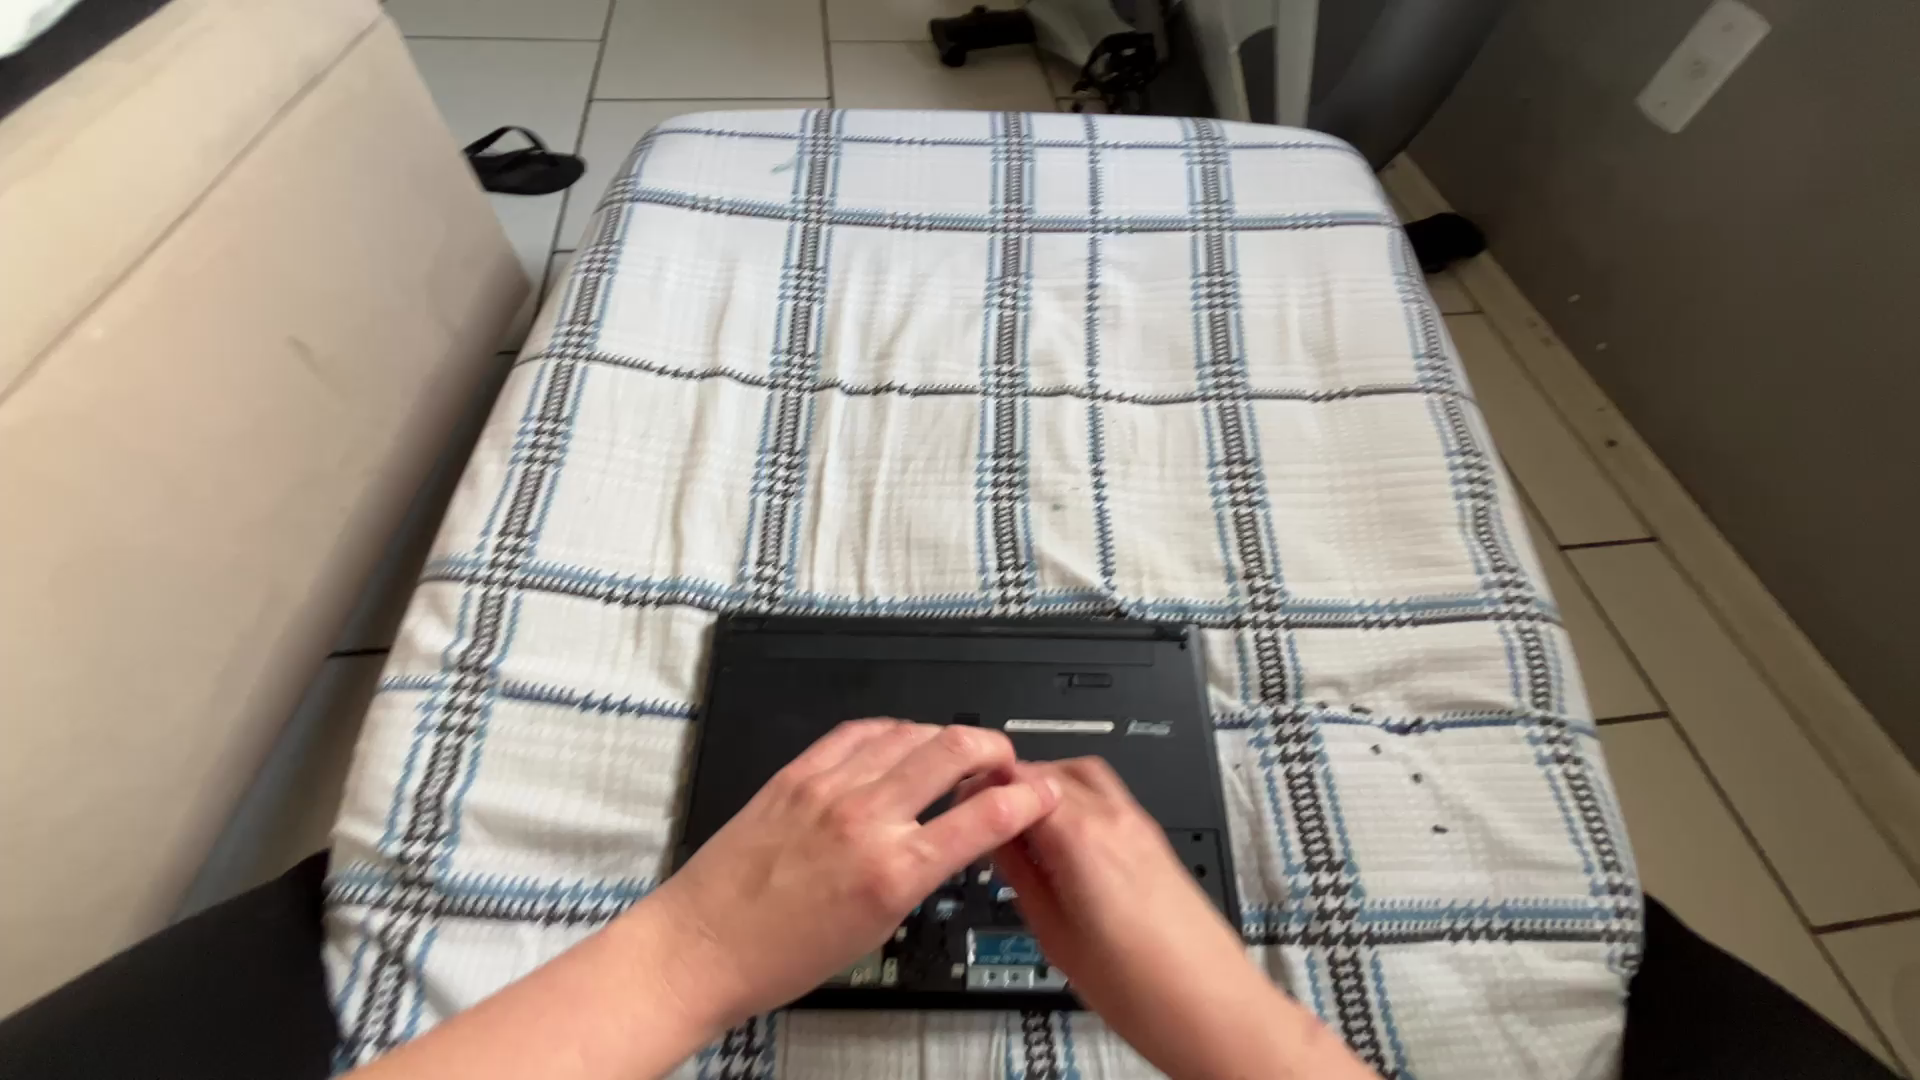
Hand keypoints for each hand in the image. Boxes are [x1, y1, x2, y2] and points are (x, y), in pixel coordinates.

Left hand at [642, 718, 1060, 1029]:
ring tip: (953, 749)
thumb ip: (922, 870)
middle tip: (1002, 760)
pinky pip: (859, 731)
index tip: (1040, 793)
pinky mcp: (798, 771)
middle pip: (954, 750)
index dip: (1026, 799)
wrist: (702, 944)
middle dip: (994, 748)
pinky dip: (892, 730)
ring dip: (945, 735)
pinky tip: (900, 739)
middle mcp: (865, 818)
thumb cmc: (782, 955)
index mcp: (892, 871)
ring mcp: (830, 786)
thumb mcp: (877, 928)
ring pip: (911, 731)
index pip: (983, 817)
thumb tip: (955, 833)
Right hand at [991, 758, 1377, 1079]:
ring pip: (1078, 772)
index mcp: (1082, 838)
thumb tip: (994, 839)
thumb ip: (1020, 875)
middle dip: (1011, 784)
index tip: (964, 803)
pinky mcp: (1151, 836)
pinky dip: (1073, 798)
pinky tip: (1060, 839)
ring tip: (1022, 826)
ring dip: (1045, 786)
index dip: (986, 785)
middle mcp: (1112, 817)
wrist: (1218, 1011)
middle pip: (1049, 768)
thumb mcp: (1055, 935)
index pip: (1021, 778)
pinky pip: (1103, 793)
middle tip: (986, 817)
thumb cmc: (1144, 991)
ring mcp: (1137, 822)